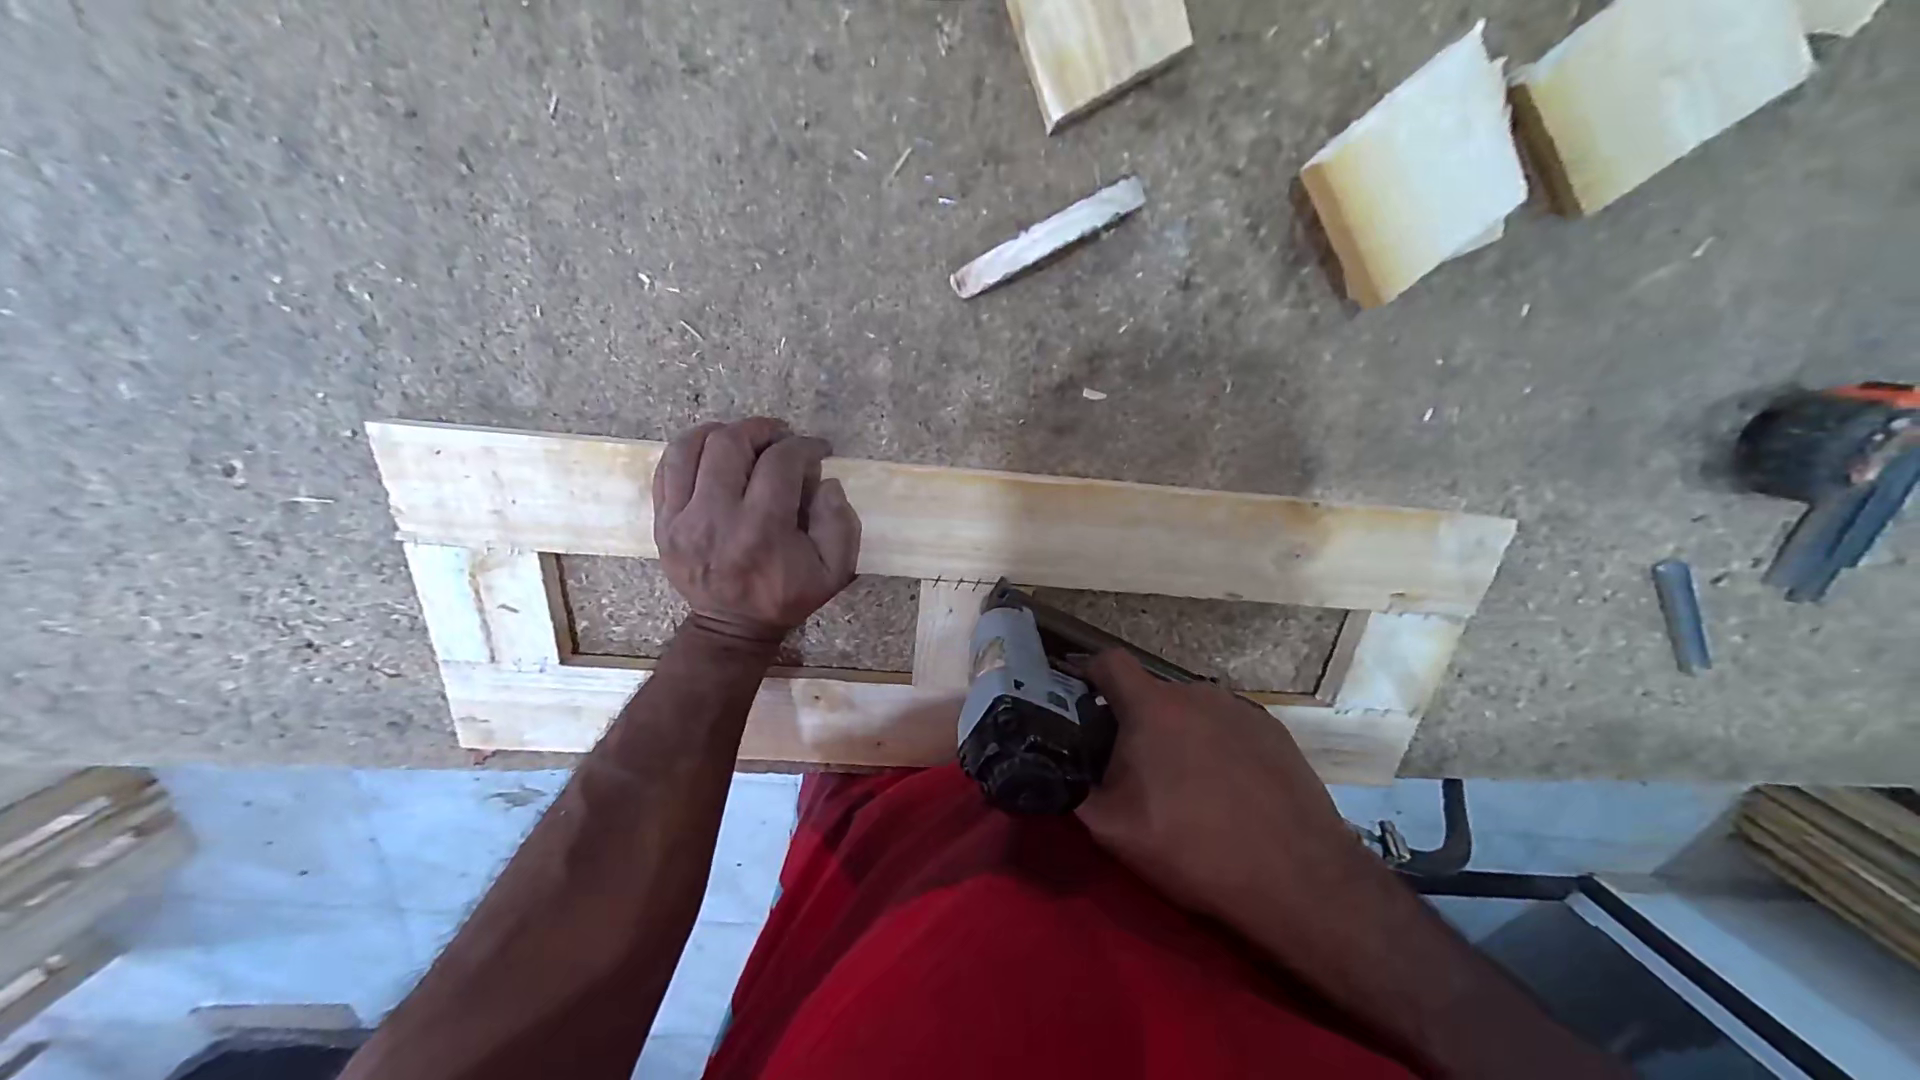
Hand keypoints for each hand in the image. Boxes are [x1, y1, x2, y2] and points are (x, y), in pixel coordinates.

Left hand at [651, 417, 861, 643]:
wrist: (731, 627)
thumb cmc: (786, 596)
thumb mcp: (833, 570)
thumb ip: (840, 522)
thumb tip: (824, 481)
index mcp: (762, 531)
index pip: (780, 463)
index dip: (804, 446)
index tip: (818, 449)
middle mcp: (715, 518)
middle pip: (731, 443)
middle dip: (763, 430)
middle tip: (782, 438)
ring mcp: (681, 519)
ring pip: (691, 447)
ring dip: (724, 432)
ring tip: (746, 441)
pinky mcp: (662, 522)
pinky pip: (667, 467)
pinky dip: (692, 450)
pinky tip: (715, 456)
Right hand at [1076, 650, 1379, 923]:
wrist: (1299, 878)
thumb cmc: (1194, 847)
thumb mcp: (1113, 829)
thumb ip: (1073, 791)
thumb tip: (1054, 771)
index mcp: (1152, 707)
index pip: (1108, 661)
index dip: (1087, 673)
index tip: (1078, 700)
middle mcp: (1196, 693)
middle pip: (1150, 695)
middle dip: (1134, 723)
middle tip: (1134, 770)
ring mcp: (1241, 709)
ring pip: (1190, 712)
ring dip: (1177, 736)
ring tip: (1186, 787)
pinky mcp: (1275, 732)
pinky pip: (1227, 728)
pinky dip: (1215, 747)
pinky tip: (1228, 791)